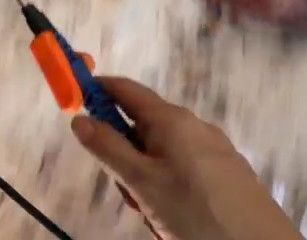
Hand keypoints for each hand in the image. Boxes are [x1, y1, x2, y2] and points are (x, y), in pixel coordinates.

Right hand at [72, 78, 302, 239]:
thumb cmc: (198, 215)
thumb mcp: (142, 184)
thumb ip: (106, 148)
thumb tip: (78, 118)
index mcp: (171, 119)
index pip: (122, 87)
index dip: (94, 90)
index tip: (74, 107)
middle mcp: (194, 125)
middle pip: (141, 125)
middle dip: (125, 153)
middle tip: (127, 189)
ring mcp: (216, 151)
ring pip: (162, 152)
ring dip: (148, 176)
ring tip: (156, 215)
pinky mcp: (232, 177)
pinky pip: (186, 168)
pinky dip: (172, 186)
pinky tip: (180, 219)